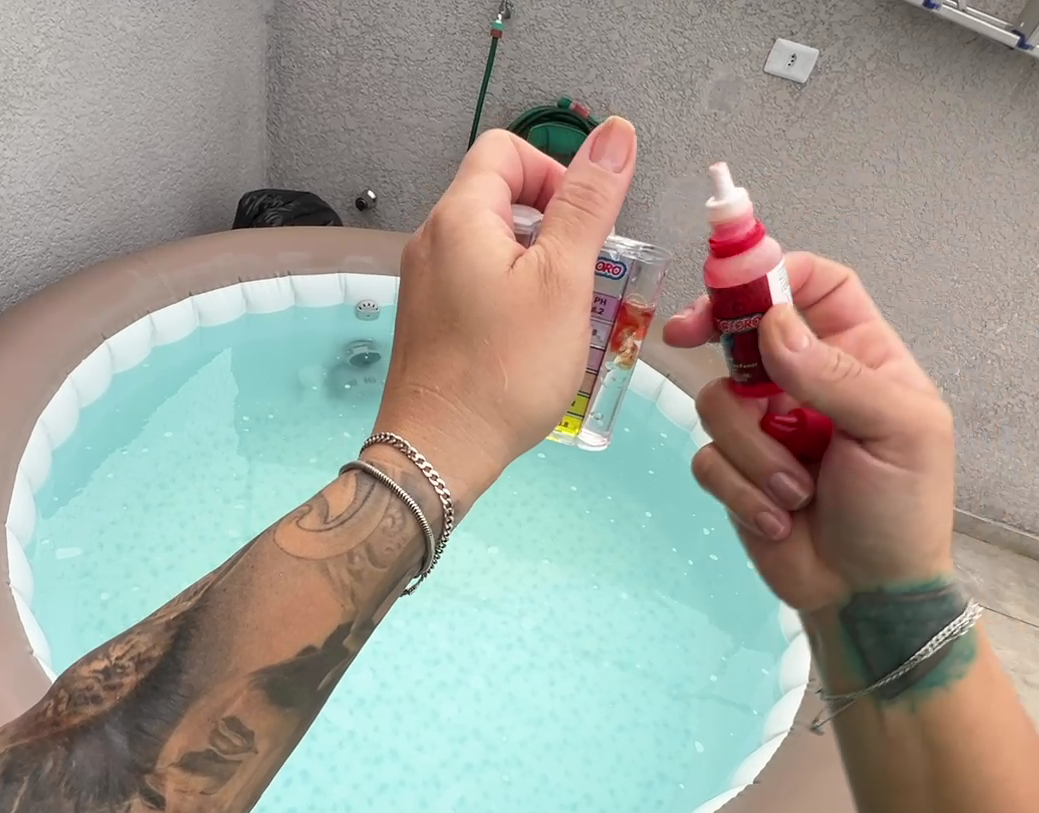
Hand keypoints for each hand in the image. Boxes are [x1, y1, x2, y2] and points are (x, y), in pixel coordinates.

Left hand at [373, 120, 638, 510]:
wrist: (439, 453)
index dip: (554, 171)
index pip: (506, 151)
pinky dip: (509, 299)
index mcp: (458, 217)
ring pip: (489, 250)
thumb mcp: (562, 281)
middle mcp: (430, 243)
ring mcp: (423, 287)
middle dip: (551, 228)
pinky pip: (474, 289)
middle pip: (498, 201)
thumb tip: (615, 134)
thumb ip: (587, 204)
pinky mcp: (426, 325)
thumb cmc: (505, 370)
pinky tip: (528, 342)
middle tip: (582, 278)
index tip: (583, 224)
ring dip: (535, 269)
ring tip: (562, 317)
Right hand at [662, 254, 954, 616]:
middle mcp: (802, 383)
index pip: (814, 287)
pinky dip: (740, 491)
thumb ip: (838, 375)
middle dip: (710, 333)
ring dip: (754, 455)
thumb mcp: (897, 432)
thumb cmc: (901, 507)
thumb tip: (772, 326)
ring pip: (716, 403)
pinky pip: (707, 459)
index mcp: (857, 356)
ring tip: (797, 495)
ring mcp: (762, 427)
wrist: (866, 591)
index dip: (772, 274)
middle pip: (743, 333)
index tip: (729, 287)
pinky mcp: (734, 471)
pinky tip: (777, 520)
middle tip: (681, 335)